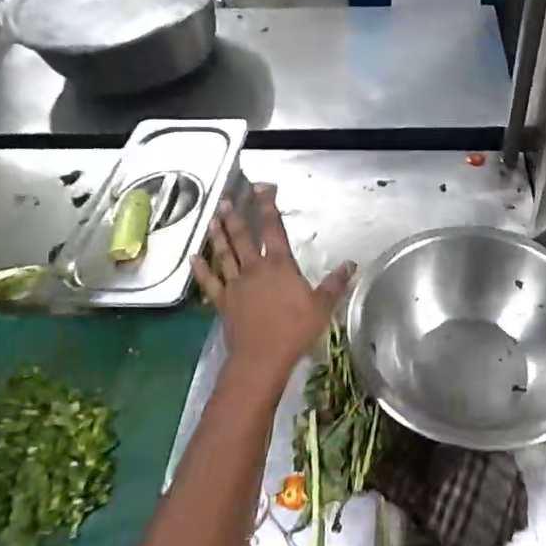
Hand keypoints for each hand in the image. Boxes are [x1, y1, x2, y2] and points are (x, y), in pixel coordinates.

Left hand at [191, 185, 353, 381]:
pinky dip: (201, 269)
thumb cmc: (295, 330)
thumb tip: (351, 264)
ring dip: (218, 235)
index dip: (268, 207)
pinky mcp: (223, 301)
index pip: (273, 229)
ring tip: (212, 218)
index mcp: (280, 266)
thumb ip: (335, 283)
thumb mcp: (322, 306)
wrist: (262, 356)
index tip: (264, 189)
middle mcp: (254, 269)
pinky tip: (194, 258)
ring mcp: (236, 284)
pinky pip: (210, 281)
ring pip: (225, 254)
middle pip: (243, 237)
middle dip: (236, 216)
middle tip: (228, 200)